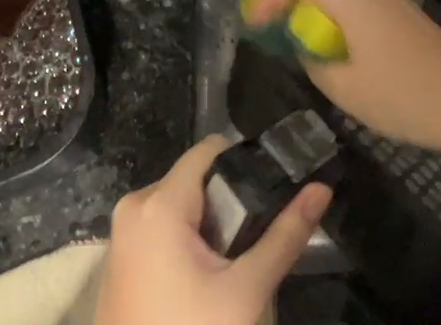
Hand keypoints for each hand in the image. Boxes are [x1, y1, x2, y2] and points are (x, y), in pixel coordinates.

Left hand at [96, 135, 330, 324]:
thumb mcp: (245, 289)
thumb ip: (284, 236)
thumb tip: (321, 189)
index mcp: (160, 203)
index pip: (209, 150)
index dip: (245, 161)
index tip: (272, 189)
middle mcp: (135, 206)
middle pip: (195, 178)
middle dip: (227, 201)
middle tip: (254, 238)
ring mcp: (122, 233)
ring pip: (180, 204)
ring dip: (209, 224)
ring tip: (232, 262)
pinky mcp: (119, 258)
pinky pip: (160, 227)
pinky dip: (185, 241)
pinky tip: (203, 278)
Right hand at [242, 0, 440, 154]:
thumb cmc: (403, 96)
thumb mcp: (343, 88)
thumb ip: (310, 59)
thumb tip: (302, 45)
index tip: (264, 31)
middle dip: (290, 6)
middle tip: (283, 47)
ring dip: (316, 17)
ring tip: (313, 58)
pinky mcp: (401, 10)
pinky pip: (356, 3)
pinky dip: (339, 23)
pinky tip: (347, 59)